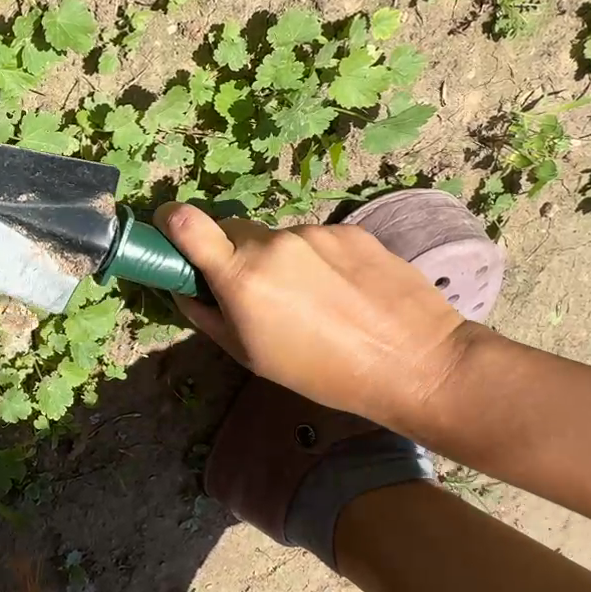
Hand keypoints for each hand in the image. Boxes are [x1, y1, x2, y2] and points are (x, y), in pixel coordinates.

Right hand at [154, 202, 477, 428]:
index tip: (169, 230)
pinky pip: (317, 240)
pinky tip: (345, 290)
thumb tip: (184, 287)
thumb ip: (205, 314)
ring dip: (281, 259)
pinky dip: (319, 260)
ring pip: (277, 238)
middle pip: (231, 231)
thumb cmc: (323, 372)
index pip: (185, 221)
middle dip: (232, 252)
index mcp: (239, 274)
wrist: (421, 366)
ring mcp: (314, 233)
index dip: (169, 219)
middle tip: (256, 289)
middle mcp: (271, 243)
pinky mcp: (351, 232)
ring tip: (315, 298)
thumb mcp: (249, 355)